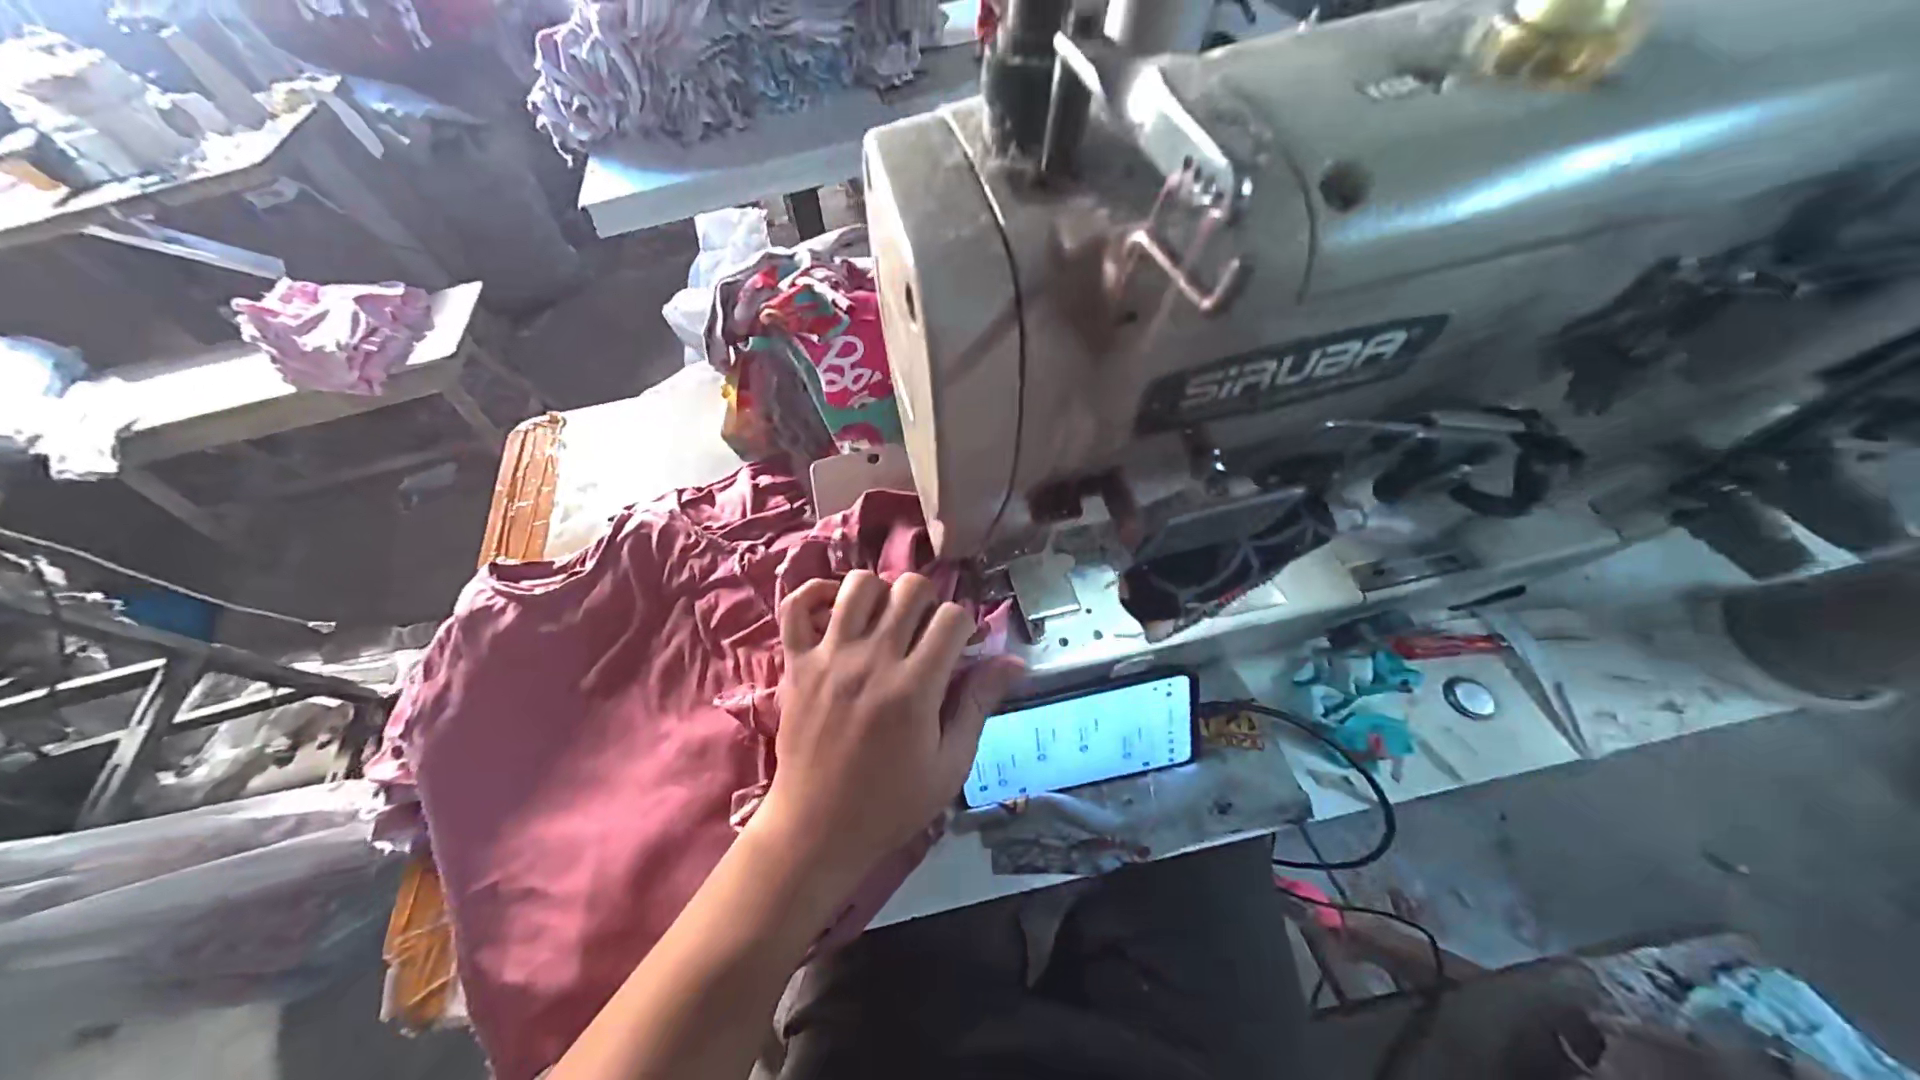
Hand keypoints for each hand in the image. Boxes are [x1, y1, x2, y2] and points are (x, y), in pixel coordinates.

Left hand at [755, 570, 1023, 883]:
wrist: (816, 831)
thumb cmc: (891, 803)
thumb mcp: (950, 764)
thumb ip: (979, 704)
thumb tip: (1014, 661)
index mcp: (914, 688)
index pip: (953, 617)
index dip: (965, 625)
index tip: (959, 646)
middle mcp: (871, 661)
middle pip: (910, 588)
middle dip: (929, 602)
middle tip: (925, 632)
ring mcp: (828, 657)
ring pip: (859, 584)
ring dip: (881, 593)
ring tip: (886, 621)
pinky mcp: (796, 663)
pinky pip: (797, 604)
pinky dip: (818, 593)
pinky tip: (838, 609)